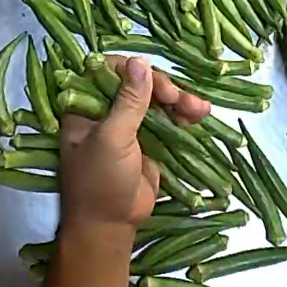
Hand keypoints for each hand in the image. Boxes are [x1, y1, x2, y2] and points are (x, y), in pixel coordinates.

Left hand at [59, 56, 209, 234]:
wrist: (111, 224)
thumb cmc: (99, 181)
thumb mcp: (112, 138)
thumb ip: (129, 101)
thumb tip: (140, 61)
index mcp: (86, 105)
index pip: (109, 70)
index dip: (134, 70)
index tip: (154, 81)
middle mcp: (107, 109)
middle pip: (139, 83)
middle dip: (164, 88)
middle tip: (179, 100)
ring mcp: (131, 124)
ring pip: (158, 100)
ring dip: (180, 101)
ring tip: (199, 110)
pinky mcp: (151, 139)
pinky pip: (170, 119)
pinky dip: (185, 115)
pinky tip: (200, 115)